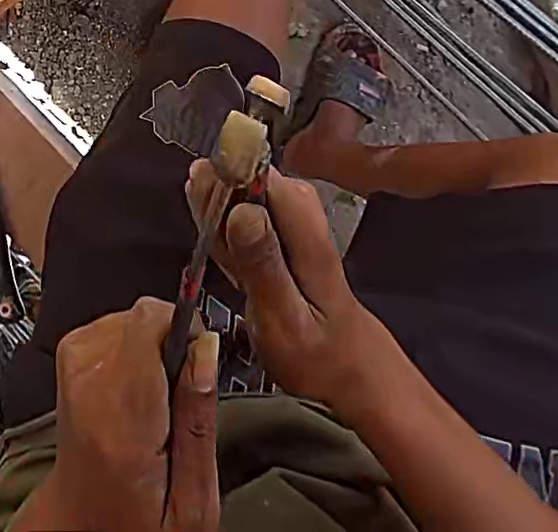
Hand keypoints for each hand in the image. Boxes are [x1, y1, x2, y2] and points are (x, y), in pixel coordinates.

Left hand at [15, 298, 219, 531]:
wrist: (82, 520)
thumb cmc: (136, 520)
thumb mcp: (192, 498)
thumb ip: (199, 417)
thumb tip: (207, 347)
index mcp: (120, 417)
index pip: (148, 320)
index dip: (184, 328)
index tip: (200, 360)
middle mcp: (88, 379)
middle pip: (142, 315)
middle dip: (171, 345)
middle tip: (175, 400)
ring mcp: (72, 361)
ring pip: (131, 317)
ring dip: (151, 348)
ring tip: (153, 401)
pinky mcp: (68, 352)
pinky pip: (113, 325)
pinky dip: (132, 349)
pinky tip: (134, 390)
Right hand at [192, 165, 398, 410]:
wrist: (357, 384)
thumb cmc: (324, 362)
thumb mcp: (287, 322)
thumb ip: (263, 265)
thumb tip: (241, 209)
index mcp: (307, 234)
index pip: (263, 174)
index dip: (227, 173)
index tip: (200, 189)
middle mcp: (301, 220)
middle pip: (248, 178)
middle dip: (216, 189)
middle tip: (202, 222)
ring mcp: (288, 229)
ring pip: (240, 195)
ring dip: (215, 207)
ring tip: (205, 230)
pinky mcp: (277, 242)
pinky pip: (240, 217)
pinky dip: (220, 224)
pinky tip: (209, 233)